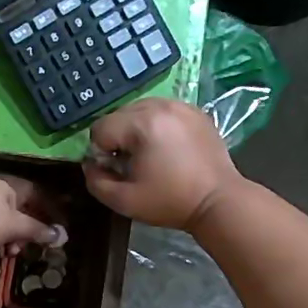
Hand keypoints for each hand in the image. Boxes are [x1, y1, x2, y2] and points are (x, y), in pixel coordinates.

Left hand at [0, 176, 58, 256]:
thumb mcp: (13, 226)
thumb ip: (37, 229)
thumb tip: (59, 235)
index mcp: (8, 184)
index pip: (38, 193)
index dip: (52, 210)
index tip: (60, 228)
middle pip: (23, 208)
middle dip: (31, 229)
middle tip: (36, 246)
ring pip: (8, 220)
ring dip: (15, 238)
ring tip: (13, 253)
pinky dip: (0, 239)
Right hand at [83, 98, 244, 230]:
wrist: (218, 201)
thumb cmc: (170, 202)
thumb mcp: (124, 201)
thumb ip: (96, 182)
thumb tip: (90, 165)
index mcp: (142, 123)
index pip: (100, 128)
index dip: (102, 153)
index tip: (119, 171)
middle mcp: (160, 105)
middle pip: (119, 115)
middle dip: (119, 139)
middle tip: (134, 165)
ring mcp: (181, 105)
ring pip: (140, 110)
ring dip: (137, 130)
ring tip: (151, 156)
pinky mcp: (196, 111)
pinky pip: (163, 111)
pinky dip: (158, 125)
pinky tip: (168, 148)